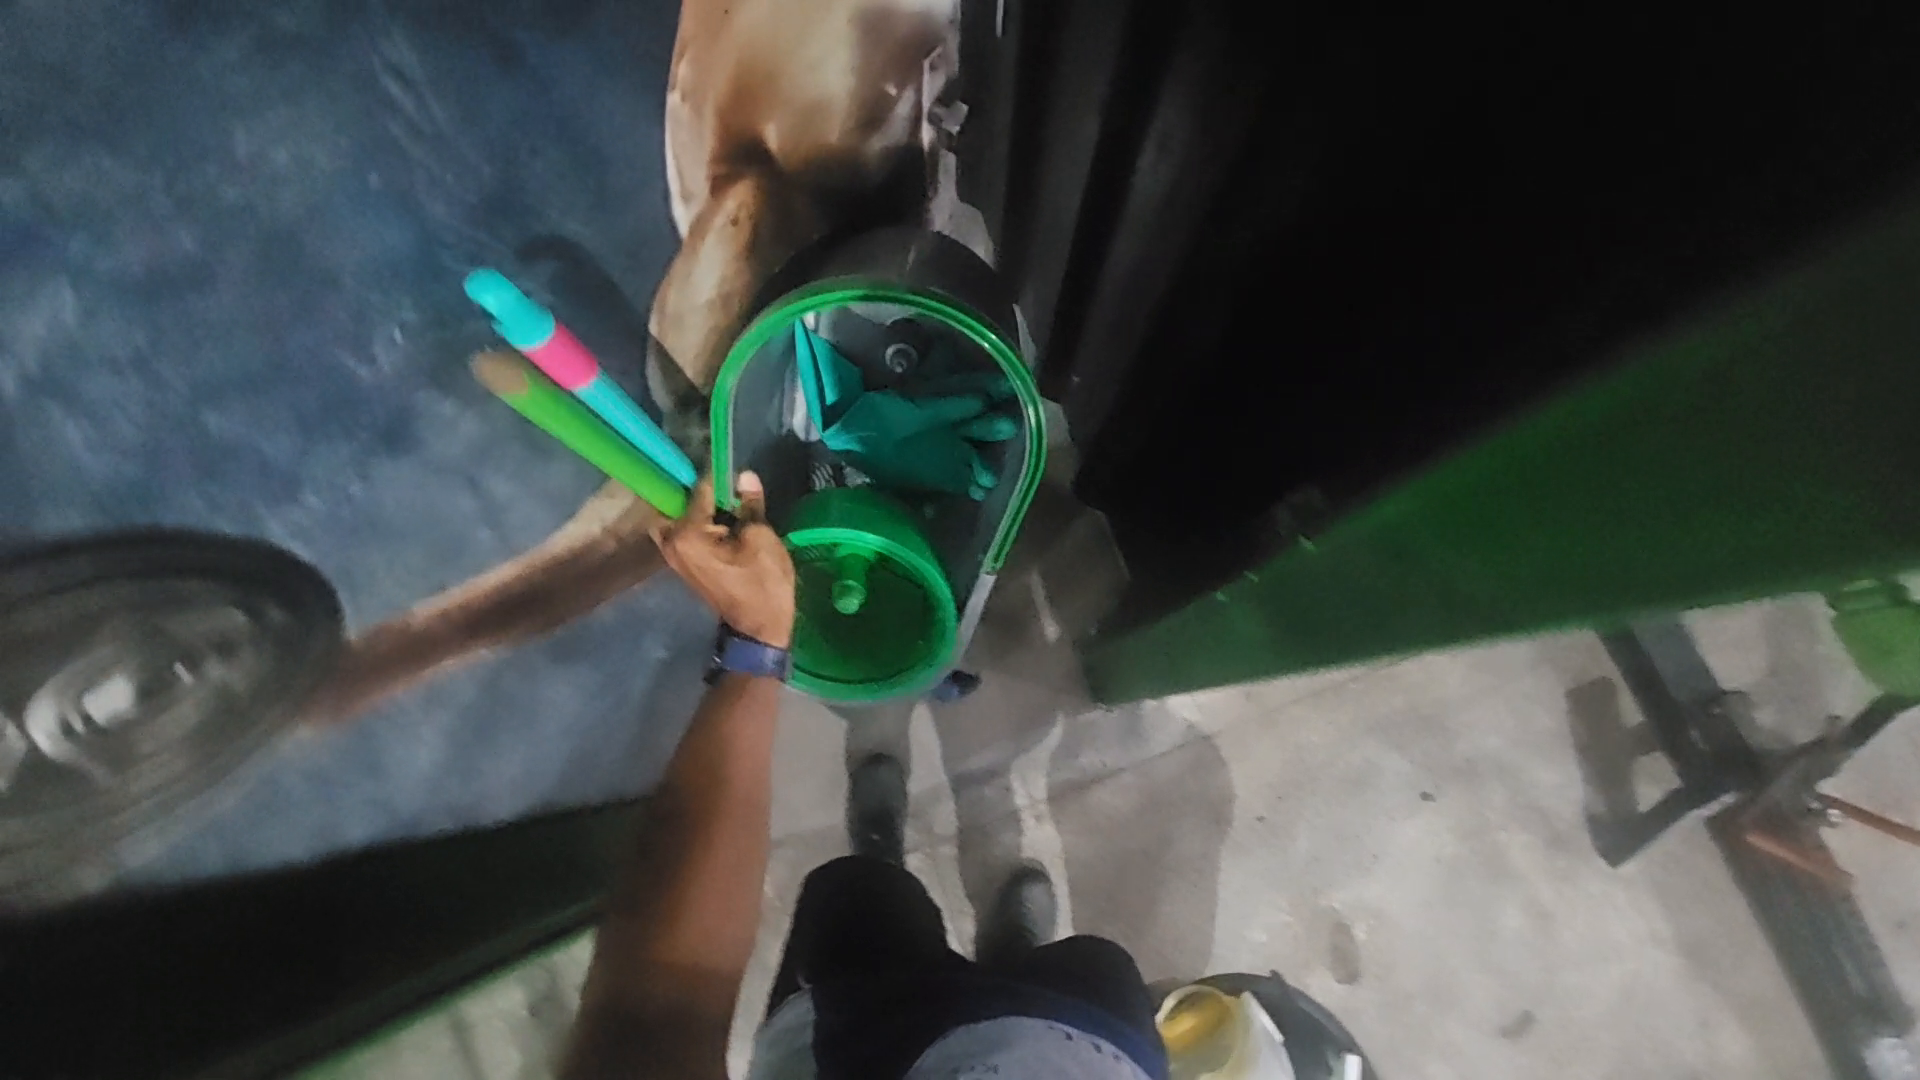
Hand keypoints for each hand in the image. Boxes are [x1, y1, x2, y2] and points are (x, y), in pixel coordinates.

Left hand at [652, 472, 796, 647]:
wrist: (759, 628)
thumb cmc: (763, 584)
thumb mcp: (761, 539)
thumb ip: (750, 505)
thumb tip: (745, 475)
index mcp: (686, 534)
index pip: (699, 490)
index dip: (718, 476)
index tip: (730, 463)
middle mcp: (670, 542)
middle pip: (682, 501)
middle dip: (703, 491)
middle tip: (729, 484)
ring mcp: (673, 555)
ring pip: (683, 516)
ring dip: (702, 507)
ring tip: (730, 501)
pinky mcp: (684, 563)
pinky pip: (687, 531)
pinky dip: (702, 522)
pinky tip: (725, 519)